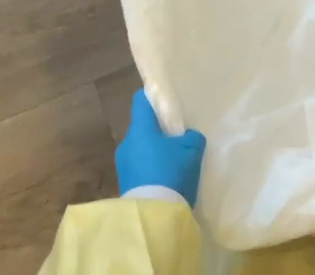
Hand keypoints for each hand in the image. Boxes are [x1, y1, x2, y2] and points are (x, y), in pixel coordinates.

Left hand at [116, 90, 206, 204]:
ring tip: (173, 160)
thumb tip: (186, 136)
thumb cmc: (171, 173)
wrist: (153, 217)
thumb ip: (191, 136)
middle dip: (158, 129)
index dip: (153, 97)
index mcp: (140, 128)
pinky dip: (150, 168)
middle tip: (177, 135)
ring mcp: (123, 165)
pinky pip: (139, 167)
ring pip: (141, 148)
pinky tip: (165, 177)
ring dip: (154, 150)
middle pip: (142, 126)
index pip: (141, 100)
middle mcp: (127, 143)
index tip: (167, 101)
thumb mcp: (191, 150)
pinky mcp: (124, 184)